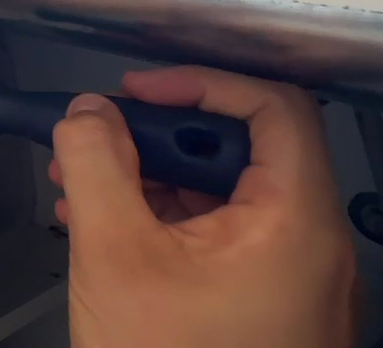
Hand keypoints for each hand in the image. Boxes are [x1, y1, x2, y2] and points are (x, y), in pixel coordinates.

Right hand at [48, 67, 357, 347]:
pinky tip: (94, 221)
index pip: (275, 109)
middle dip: (151, 133)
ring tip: (77, 183)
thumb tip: (87, 110)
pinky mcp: (257, 300)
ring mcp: (283, 277)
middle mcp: (306, 247)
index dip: (201, 83)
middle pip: (236, 146)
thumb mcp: (114, 249)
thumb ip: (95, 161)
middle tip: (94, 140)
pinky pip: (208, 228)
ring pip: (215, 188)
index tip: (136, 93)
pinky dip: (152, 210)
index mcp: (295, 227)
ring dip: (141, 172)